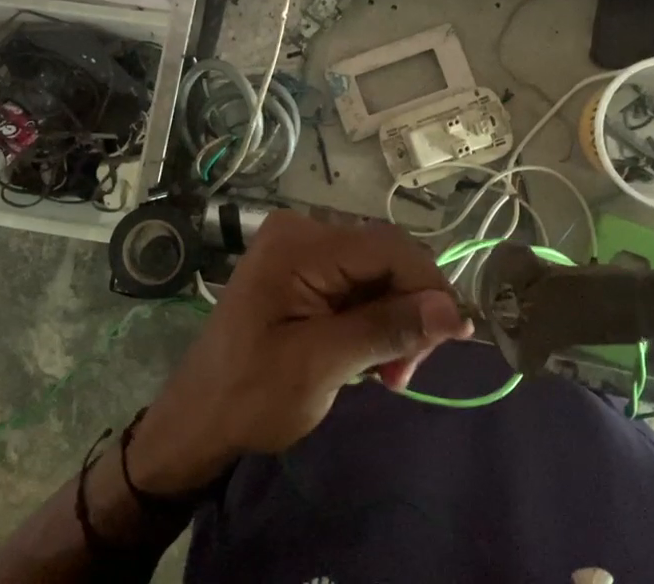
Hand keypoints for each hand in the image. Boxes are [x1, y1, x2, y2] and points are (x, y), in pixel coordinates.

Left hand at [126, 210, 470, 493]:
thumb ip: (387, 329)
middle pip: (387, 259)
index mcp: (299, 243)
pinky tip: (371, 362)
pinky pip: (359, 288)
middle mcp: (302, 232)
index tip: (452, 341)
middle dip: (410, 313)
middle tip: (406, 374)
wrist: (198, 421)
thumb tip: (455, 310)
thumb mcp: (322, 363)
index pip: (390, 248)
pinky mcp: (304, 275)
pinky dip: (374, 324)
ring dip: (395, 324)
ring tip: (387, 376)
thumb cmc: (251, 395)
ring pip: (379, 277)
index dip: (430, 288)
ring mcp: (302, 252)